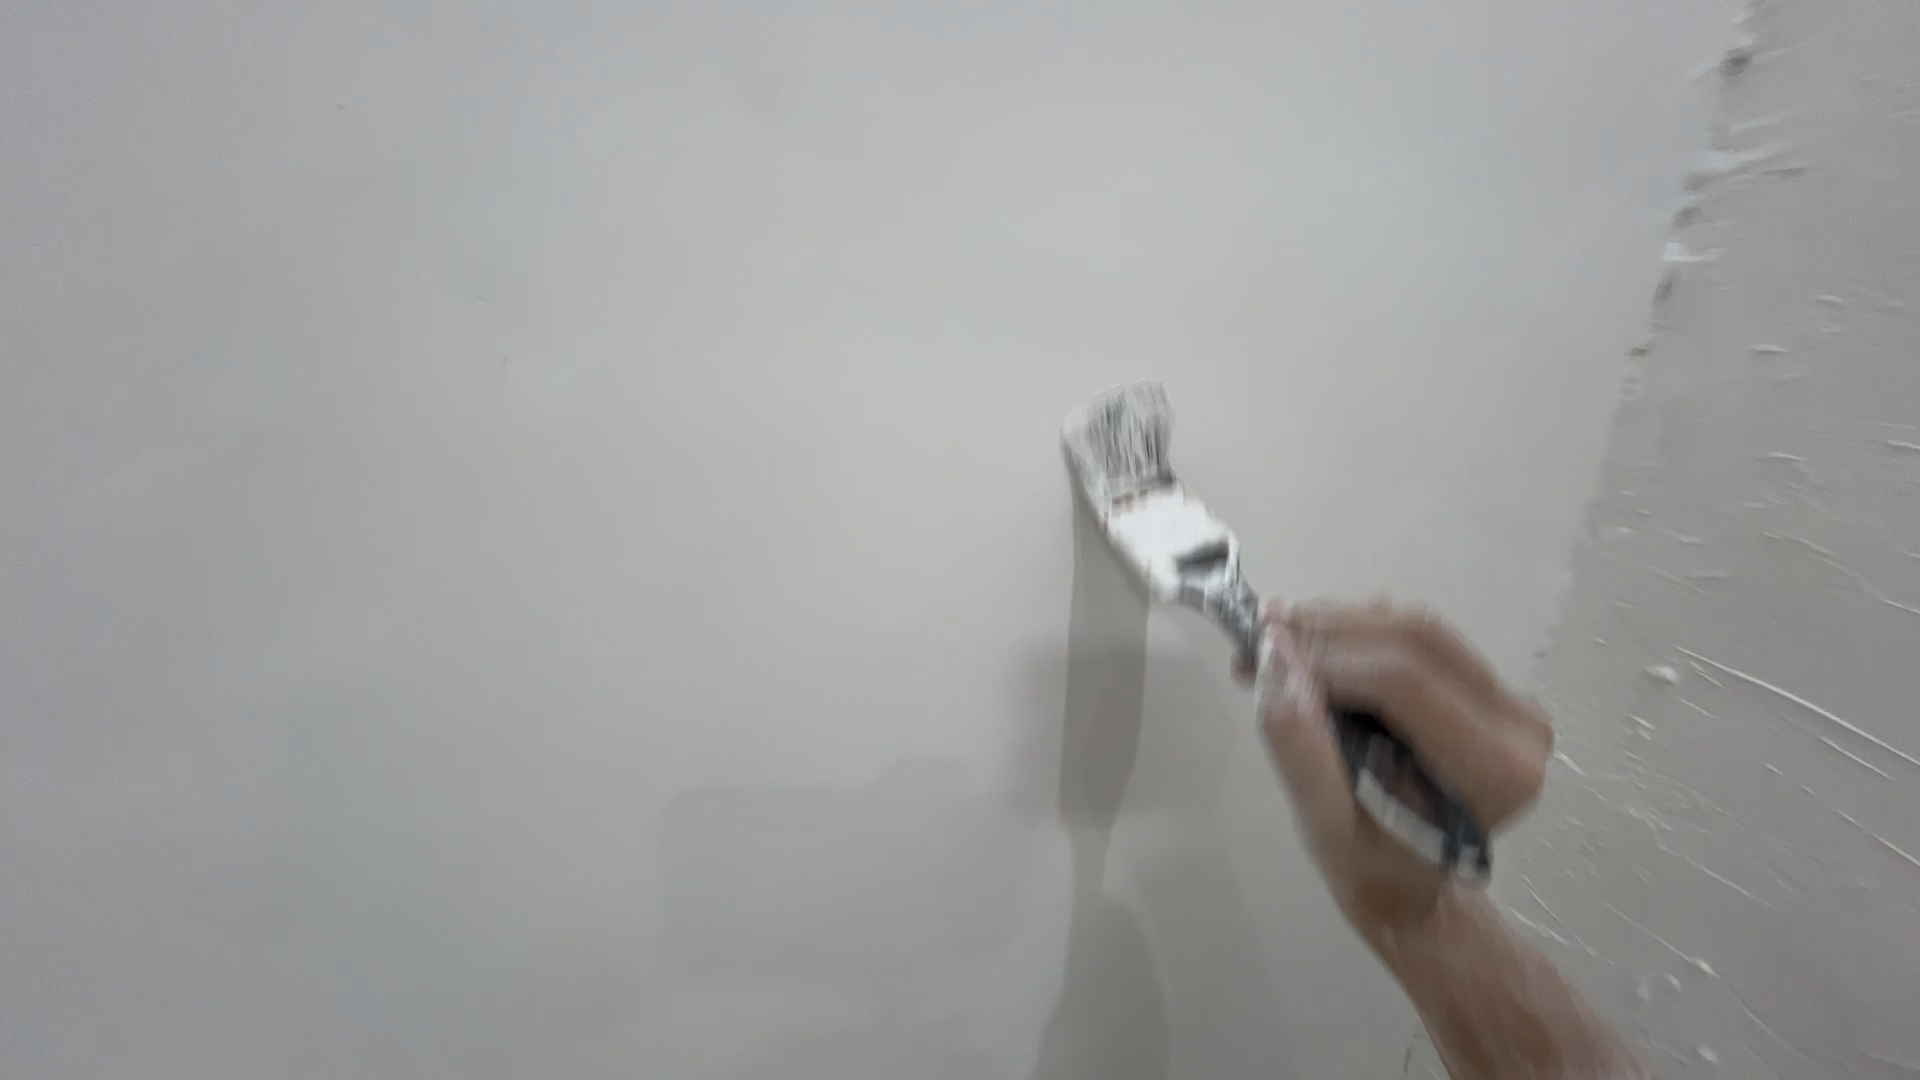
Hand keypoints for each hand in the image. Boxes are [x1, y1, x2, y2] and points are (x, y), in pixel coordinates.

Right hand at [1233, 599, 1552, 933]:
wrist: (1406, 877)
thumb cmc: (1367, 862)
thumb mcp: (1321, 821)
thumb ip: (1298, 743)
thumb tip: (1274, 658)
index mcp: (1494, 768)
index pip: (1402, 678)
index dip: (1323, 657)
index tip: (1256, 658)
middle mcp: (1517, 723)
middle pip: (1411, 635)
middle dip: (1323, 628)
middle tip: (1256, 642)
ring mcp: (1506, 697)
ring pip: (1408, 622)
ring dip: (1331, 622)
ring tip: (1273, 647)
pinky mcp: (1481, 682)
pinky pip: (1409, 632)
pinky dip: (1347, 628)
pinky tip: (1305, 648)